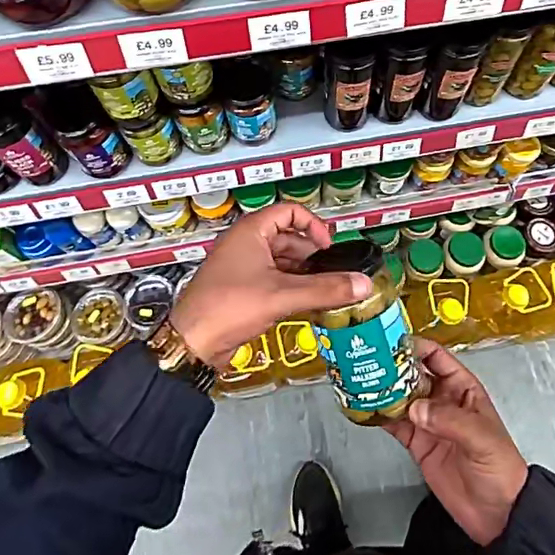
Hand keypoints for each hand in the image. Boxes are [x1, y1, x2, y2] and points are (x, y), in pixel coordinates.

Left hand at [169, 205, 369, 368]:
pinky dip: (290, 286)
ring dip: (302, 273)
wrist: (193, 342)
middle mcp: (245, 243)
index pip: (289, 212)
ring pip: (281, 260)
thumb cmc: (227, 307)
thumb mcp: (282, 295)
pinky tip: (305, 303)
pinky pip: (272, 279)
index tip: (328, 247)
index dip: (313, 225)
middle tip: (331, 273)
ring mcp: (241, 266)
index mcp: (251, 231)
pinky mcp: (241, 288)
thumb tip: (361, 283)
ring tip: (323, 290)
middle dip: (311, 254)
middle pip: (288, 237)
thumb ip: (325, 289)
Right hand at [383, 339, 528, 546]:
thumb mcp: (482, 439)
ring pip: (400, 396)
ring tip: (361, 381)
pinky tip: (365, 408)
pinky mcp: (417, 442)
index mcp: (462, 389)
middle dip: (392, 366)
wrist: (498, 515)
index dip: (416, 347)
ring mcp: (428, 421)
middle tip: (368, 361)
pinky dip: (379, 415)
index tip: (393, 343)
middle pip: (412, 374)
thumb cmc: (501, 468)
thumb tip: (416, 409)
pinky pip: (394, 423)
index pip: (437, 358)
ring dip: (382, 389)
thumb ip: (450, 420)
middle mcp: (442, 400)